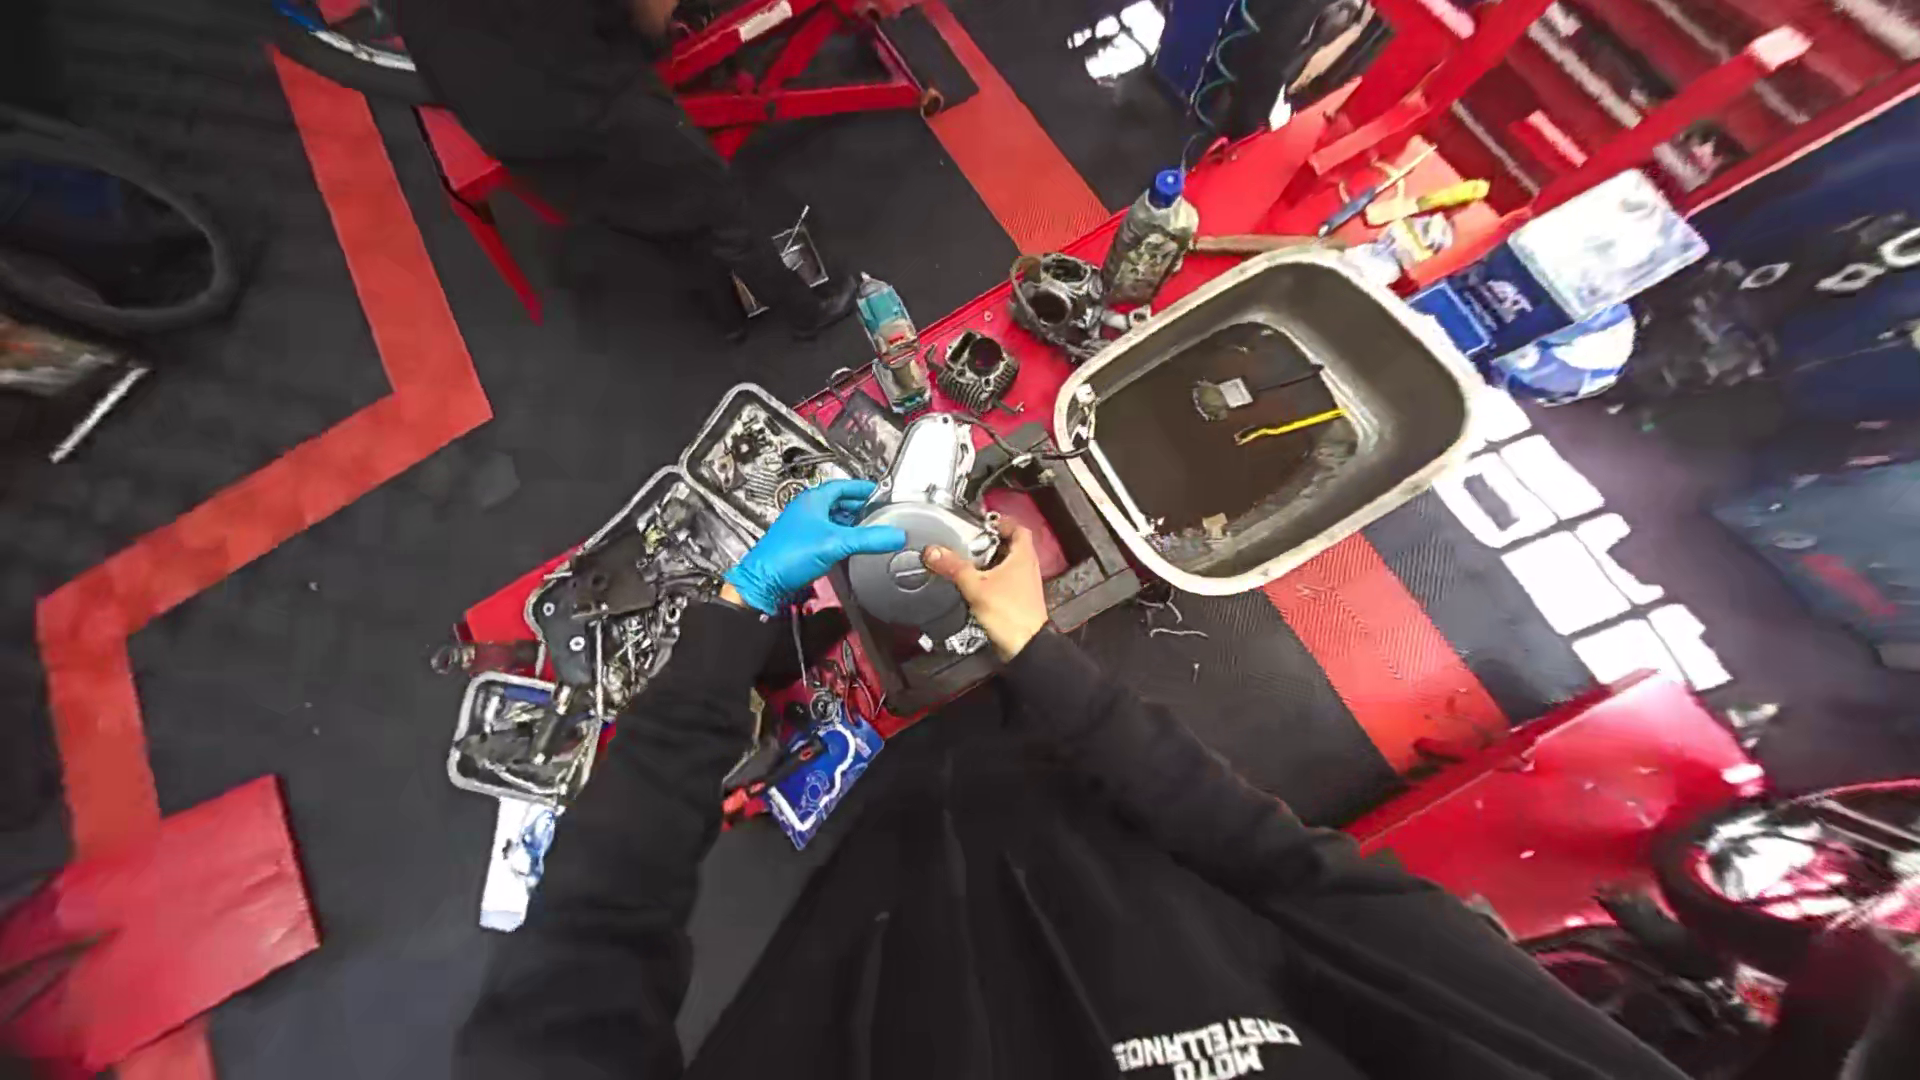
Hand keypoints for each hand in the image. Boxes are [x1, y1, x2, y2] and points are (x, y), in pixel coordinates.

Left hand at [723, 479, 905, 614]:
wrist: (764, 582)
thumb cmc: (790, 555)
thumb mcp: (836, 543)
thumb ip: (869, 539)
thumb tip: (897, 535)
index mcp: (813, 500)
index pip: (843, 485)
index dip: (863, 488)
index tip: (880, 492)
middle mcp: (807, 510)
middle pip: (840, 502)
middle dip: (860, 507)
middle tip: (879, 513)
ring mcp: (804, 527)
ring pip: (834, 519)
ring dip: (851, 523)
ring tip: (870, 529)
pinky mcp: (803, 544)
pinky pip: (828, 535)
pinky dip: (843, 537)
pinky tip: (852, 546)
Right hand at [924, 519, 1048, 660]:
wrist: (1025, 646)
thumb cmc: (1009, 614)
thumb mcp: (976, 586)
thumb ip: (954, 567)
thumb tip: (933, 551)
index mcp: (1023, 557)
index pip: (1018, 528)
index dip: (1002, 522)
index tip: (985, 522)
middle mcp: (1027, 568)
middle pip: (1012, 545)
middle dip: (992, 541)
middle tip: (973, 540)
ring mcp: (1025, 584)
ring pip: (1008, 563)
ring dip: (991, 560)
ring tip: (970, 560)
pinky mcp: (1019, 599)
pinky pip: (1006, 580)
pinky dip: (992, 577)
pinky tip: (977, 583)